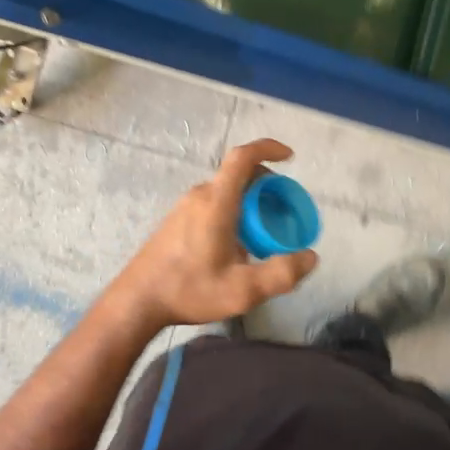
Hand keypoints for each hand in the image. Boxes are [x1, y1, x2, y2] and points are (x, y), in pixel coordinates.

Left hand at [103, 139, 318, 333]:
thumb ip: (281, 274)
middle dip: (267, 184)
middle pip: (237, 174)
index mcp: (216, 202)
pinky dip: (234, 210)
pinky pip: (213, 203)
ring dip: (250, 200)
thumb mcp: (243, 290)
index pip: (242, 158)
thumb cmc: (189, 290)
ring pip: (225, 191)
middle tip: (286, 209)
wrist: (138, 300)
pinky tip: (238, 245)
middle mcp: (199, 196)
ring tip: (266, 231)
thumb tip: (311, 257)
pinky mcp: (177, 220)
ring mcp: (185, 207)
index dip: (267, 148)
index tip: (289, 157)